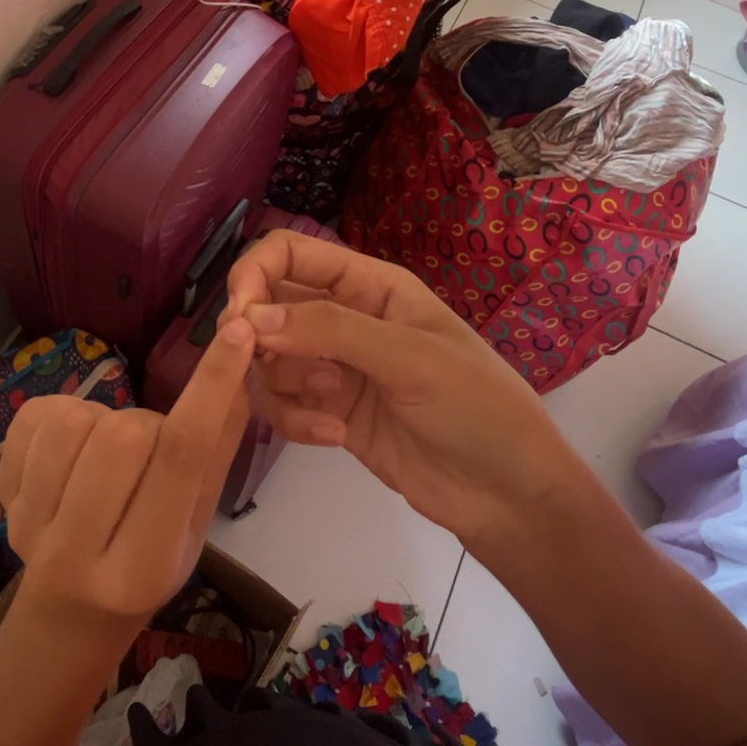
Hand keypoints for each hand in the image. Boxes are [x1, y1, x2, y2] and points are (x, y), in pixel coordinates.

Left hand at [0, 317, 256, 628]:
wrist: (73, 611)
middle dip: (147, 425)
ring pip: (74, 419)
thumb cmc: (151, 563)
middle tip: (149, 452)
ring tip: (106, 453)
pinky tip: (73, 448)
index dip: (212, 386)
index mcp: (147, 563)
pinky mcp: (3, 496)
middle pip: (125, 433)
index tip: (236, 330)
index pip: (183, 456)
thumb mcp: (196, 521)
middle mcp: (82, 551)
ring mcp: (31, 526)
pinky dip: (63, 415)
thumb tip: (241, 372)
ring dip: (102, 419)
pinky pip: (35, 416)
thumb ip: (217, 450)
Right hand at [220, 230, 571, 542]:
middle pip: (269, 305)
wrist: (507, 492)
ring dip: (282, 383)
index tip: (239, 317)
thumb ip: (329, 329)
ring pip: (268, 359)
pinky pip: (283, 404)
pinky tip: (334, 437)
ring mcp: (334, 367)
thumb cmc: (474, 405)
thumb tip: (249, 316)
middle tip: (256, 363)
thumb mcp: (409, 357)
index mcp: (369, 285)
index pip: (292, 253)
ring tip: (329, 406)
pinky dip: (294, 420)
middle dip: (256, 334)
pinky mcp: (328, 413)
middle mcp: (345, 318)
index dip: (255, 272)